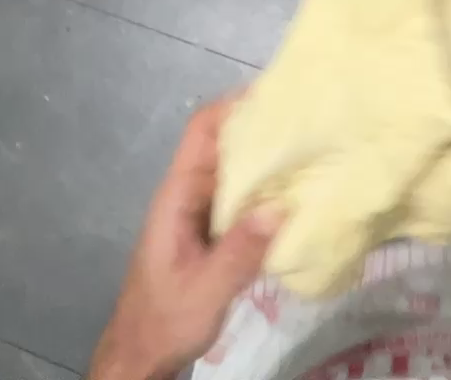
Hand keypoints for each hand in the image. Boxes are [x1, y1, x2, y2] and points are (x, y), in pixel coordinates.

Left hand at [91, 95, 283, 379]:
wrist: (141, 357)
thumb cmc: (164, 319)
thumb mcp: (203, 292)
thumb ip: (238, 253)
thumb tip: (281, 207)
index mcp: (179, 194)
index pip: (201, 130)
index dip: (232, 106)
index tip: (274, 97)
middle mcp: (190, 192)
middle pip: (223, 142)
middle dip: (259, 126)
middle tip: (306, 121)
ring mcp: (202, 210)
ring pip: (235, 168)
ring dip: (266, 157)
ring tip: (310, 149)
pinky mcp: (214, 229)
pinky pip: (242, 195)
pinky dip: (267, 187)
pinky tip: (296, 194)